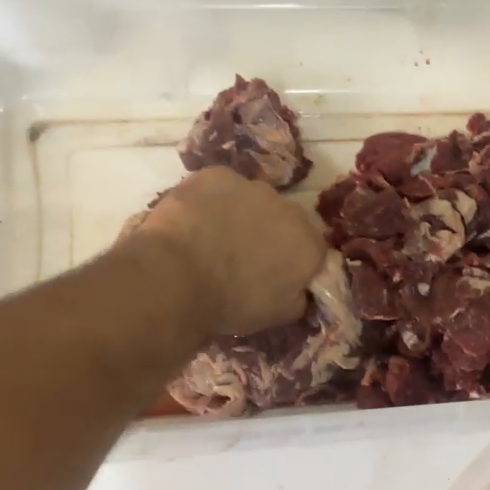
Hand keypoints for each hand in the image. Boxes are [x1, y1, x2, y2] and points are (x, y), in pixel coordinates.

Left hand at [128, 166, 327, 335]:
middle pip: (286, 220)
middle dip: (271, 234)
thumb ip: (300, 297)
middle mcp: (290, 210)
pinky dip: (213, 200)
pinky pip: (221, 187)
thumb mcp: (279, 315)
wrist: (176, 277)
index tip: (276, 275)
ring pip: (253, 200)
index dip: (294, 262)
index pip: (313, 250)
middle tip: (244, 256)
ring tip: (214, 237)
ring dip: (242, 215)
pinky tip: (195, 220)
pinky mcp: (218, 174)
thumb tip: (302, 289)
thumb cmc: (231, 303)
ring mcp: (253, 188)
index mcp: (309, 246)